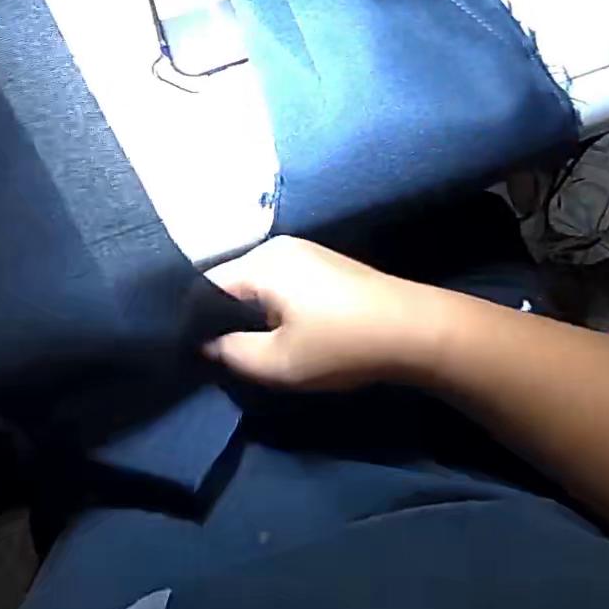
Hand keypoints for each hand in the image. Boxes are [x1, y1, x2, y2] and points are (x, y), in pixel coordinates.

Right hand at [203, 236, 483, 390]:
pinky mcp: (323, 262)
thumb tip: (206, 344)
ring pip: (257, 282)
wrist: (415, 328)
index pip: (207, 286)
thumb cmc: (342, 344)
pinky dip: (273, 304)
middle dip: (224, 316)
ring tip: (254, 345)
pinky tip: (284, 329)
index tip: (194, 351)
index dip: (196, 320)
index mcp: (262, 262)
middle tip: (224, 353)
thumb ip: (231, 353)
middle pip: (232, 281)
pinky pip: (280, 280)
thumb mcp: (279, 362)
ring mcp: (304, 250)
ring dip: (251, 312)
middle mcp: (278, 246)